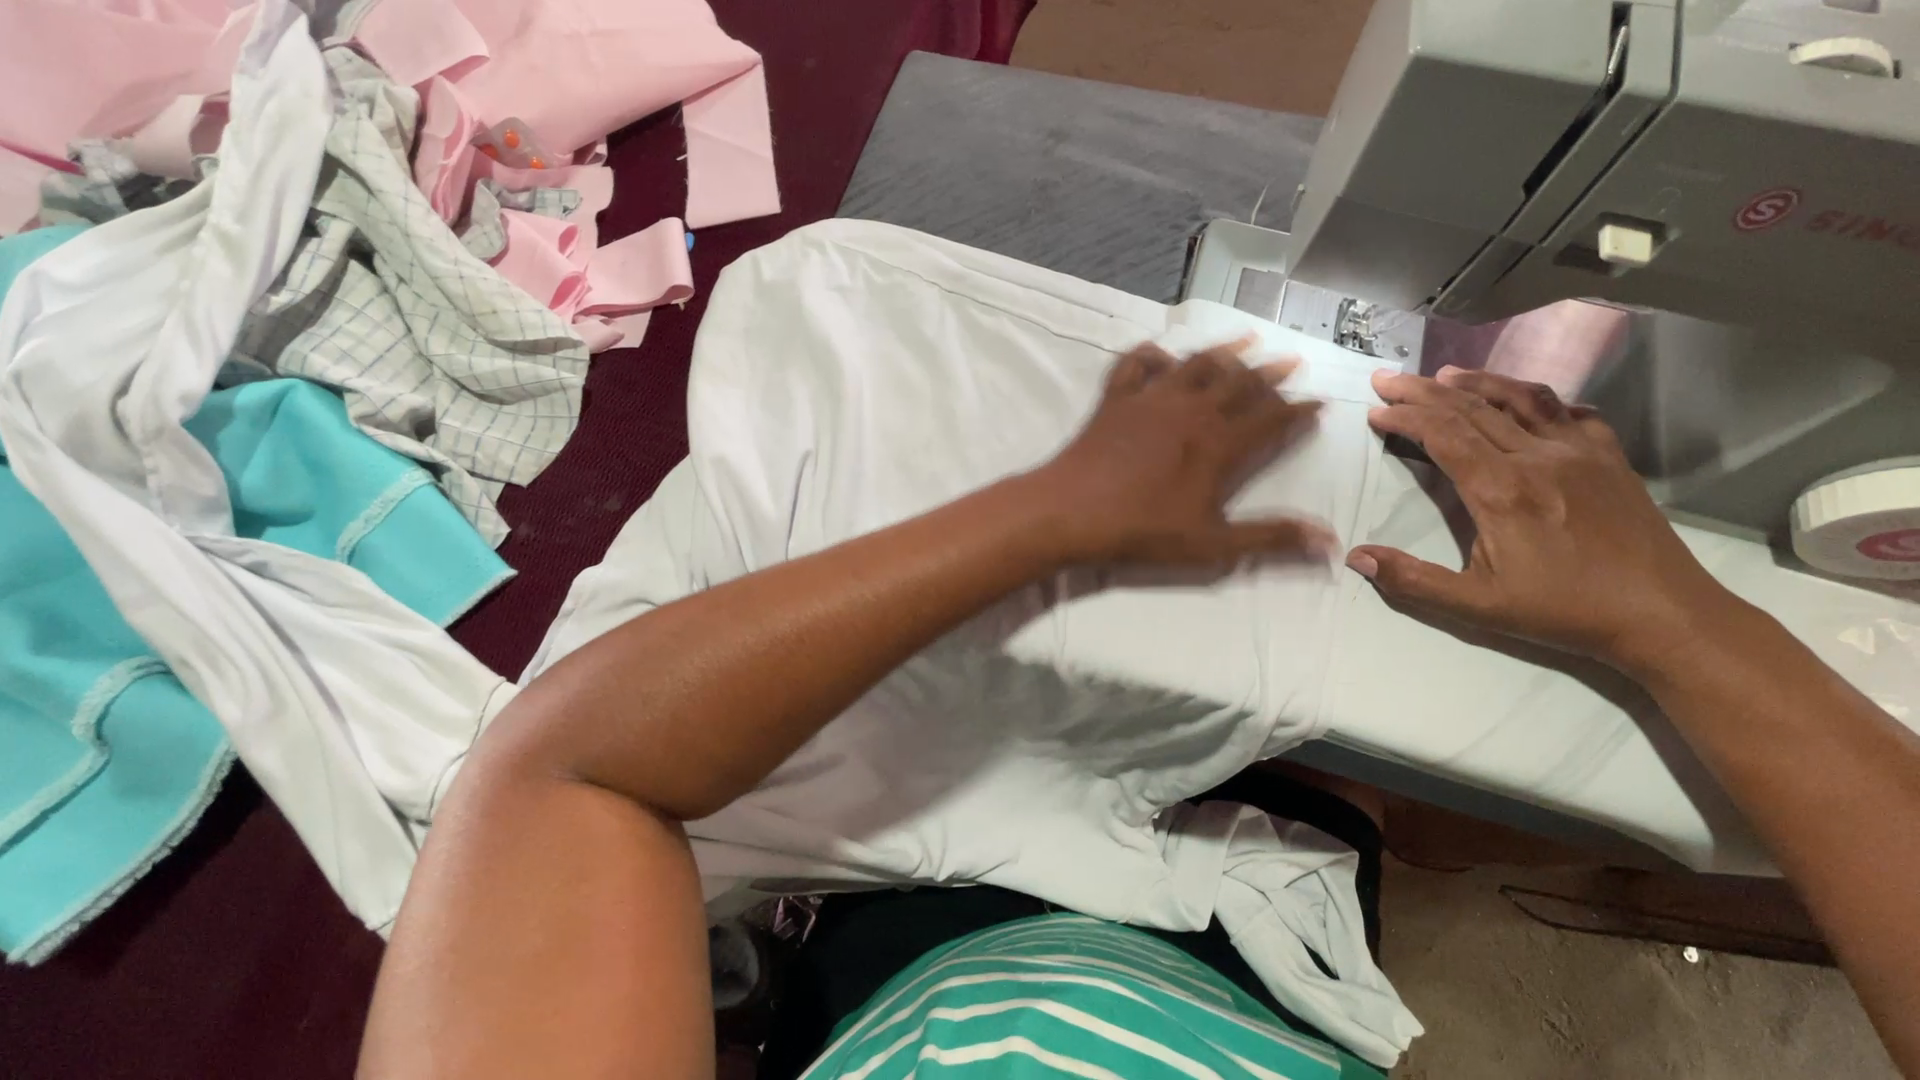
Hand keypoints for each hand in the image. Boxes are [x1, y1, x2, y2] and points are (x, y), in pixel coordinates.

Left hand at [1034, 338, 1331, 565]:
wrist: (1070, 512)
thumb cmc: (1142, 531)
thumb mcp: (1211, 544)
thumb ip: (1269, 537)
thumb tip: (1327, 539)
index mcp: (1219, 445)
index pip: (1271, 421)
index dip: (1298, 412)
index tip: (1318, 402)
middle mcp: (1191, 411)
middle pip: (1239, 383)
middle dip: (1270, 373)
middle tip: (1291, 361)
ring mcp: (1150, 400)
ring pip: (1195, 365)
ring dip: (1223, 351)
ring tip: (1245, 341)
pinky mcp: (1115, 400)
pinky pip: (1135, 365)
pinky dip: (1151, 354)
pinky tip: (1159, 351)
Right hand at [1346, 366, 1744, 670]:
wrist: (1663, 613)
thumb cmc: (1563, 611)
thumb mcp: (1477, 607)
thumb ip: (1413, 580)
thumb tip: (1356, 557)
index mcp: (1501, 491)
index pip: (1443, 435)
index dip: (1406, 417)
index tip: (1377, 410)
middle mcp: (1538, 459)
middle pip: (1473, 408)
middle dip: (1424, 391)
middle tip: (1389, 379)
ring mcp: (1580, 452)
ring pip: (1521, 398)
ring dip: (1478, 381)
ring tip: (1445, 374)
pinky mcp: (1610, 457)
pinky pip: (1569, 412)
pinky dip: (1536, 398)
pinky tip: (1522, 400)